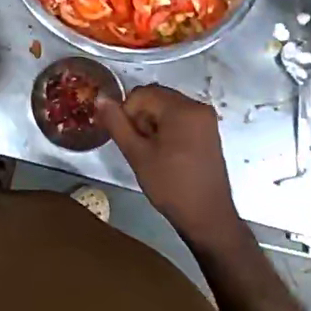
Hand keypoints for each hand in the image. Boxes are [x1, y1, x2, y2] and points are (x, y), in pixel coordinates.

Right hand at [97, 85, 236, 238]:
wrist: (207, 217)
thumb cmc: (171, 185)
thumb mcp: (137, 154)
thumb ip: (117, 123)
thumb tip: (101, 99)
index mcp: (182, 109)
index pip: (142, 94)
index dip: (127, 112)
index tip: (127, 138)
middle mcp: (198, 107)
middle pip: (156, 97)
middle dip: (140, 117)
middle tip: (140, 146)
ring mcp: (206, 119)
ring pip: (166, 108)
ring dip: (152, 123)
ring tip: (152, 152)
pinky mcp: (209, 131)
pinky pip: (179, 118)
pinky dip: (166, 128)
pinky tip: (165, 153)